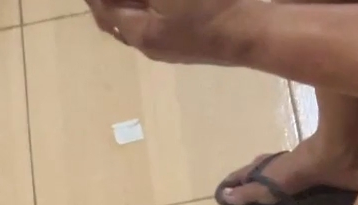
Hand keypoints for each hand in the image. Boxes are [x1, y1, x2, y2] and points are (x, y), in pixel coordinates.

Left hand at [87, 0, 262, 64]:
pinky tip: (152, 2)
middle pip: (119, 22)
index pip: (105, 12)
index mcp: (142, 35)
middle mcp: (153, 47)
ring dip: (127, 5)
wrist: (252, 33)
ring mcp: (172, 47)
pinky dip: (147, 9)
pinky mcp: (189, 42)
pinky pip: (157, 24)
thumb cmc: (208, 9)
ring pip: (138, 24)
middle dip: (106, 2)